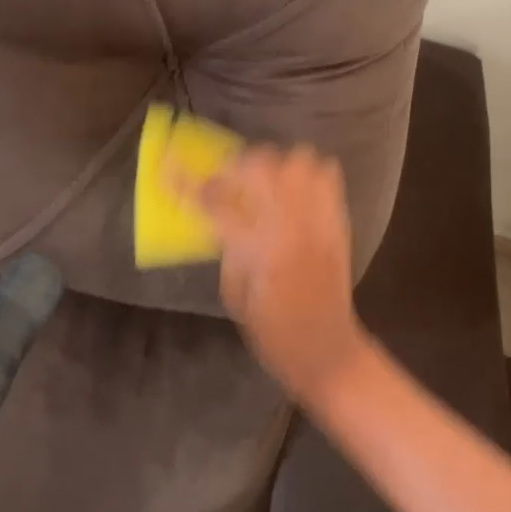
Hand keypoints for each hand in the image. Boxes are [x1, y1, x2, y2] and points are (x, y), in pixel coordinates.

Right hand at [181, 144, 367, 402]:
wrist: (328, 351)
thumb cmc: (274, 333)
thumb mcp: (235, 295)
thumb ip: (228, 249)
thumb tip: (219, 216)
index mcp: (259, 249)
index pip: (217, 202)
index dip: (190, 183)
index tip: (171, 167)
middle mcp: (291, 225)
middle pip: (260, 166)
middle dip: (236, 166)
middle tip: (227, 180)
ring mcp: (319, 219)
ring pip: (297, 160)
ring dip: (276, 165)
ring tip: (265, 182)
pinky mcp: (339, 222)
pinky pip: (327, 176)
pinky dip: (308, 173)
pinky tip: (295, 190)